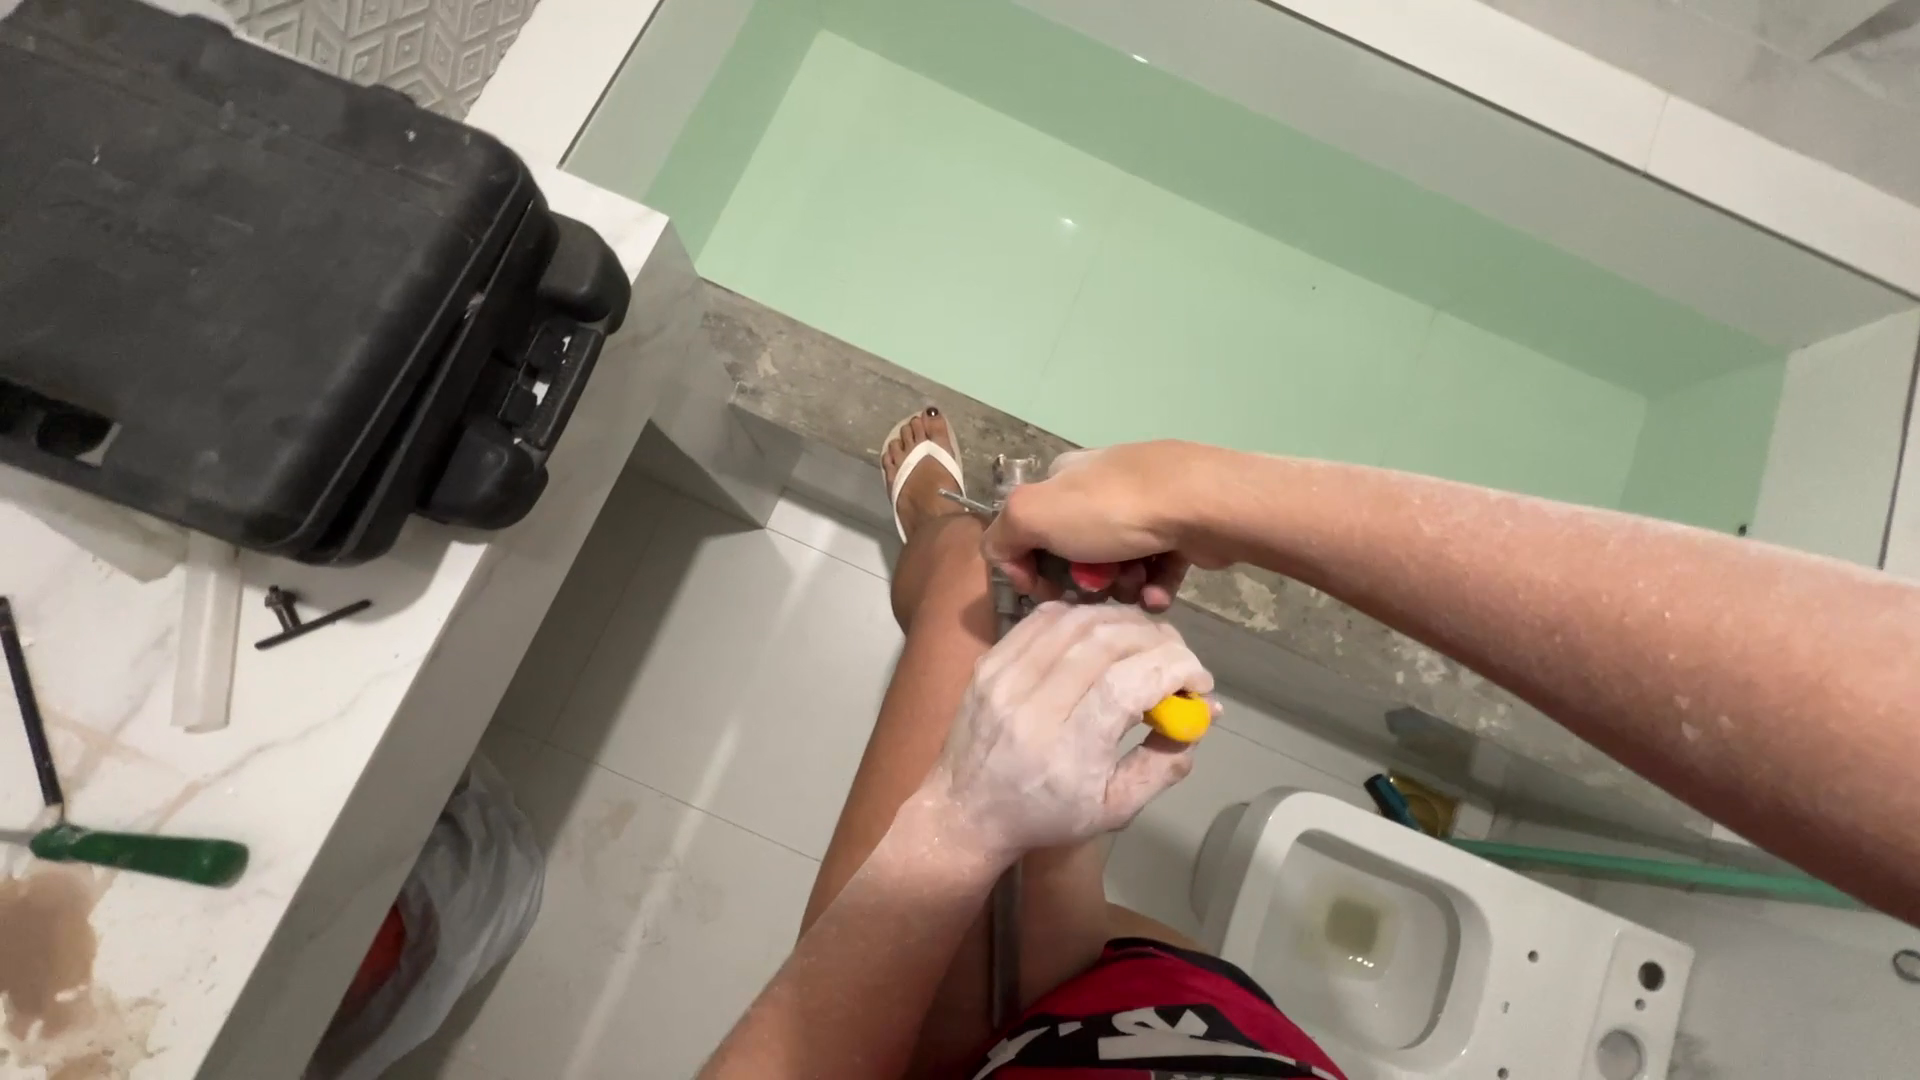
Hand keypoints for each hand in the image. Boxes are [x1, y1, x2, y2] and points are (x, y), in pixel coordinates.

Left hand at [925, 603, 1213, 861]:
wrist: (965, 809)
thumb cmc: (1045, 815)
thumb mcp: (1113, 809)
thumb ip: (1164, 764)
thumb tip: (1204, 713)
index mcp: (1065, 753)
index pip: (1127, 685)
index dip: (1174, 669)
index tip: (1199, 679)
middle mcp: (1030, 707)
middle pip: (1105, 642)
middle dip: (1157, 640)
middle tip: (1179, 658)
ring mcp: (1003, 677)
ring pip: (1075, 620)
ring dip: (1124, 621)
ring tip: (1147, 641)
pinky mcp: (989, 661)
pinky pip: (1044, 617)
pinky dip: (1084, 615)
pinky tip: (1103, 631)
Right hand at [981, 441, 1237, 611]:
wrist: (1200, 503)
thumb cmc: (1109, 510)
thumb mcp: (1031, 514)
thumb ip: (1002, 535)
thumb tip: (1008, 558)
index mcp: (1062, 478)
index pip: (1028, 525)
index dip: (1027, 563)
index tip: (1043, 589)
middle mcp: (1100, 486)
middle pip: (1073, 550)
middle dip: (1081, 579)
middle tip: (1096, 587)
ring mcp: (1144, 505)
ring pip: (1115, 564)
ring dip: (1119, 587)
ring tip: (1134, 589)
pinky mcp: (1179, 528)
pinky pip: (1154, 569)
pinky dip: (1151, 587)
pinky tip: (1156, 596)